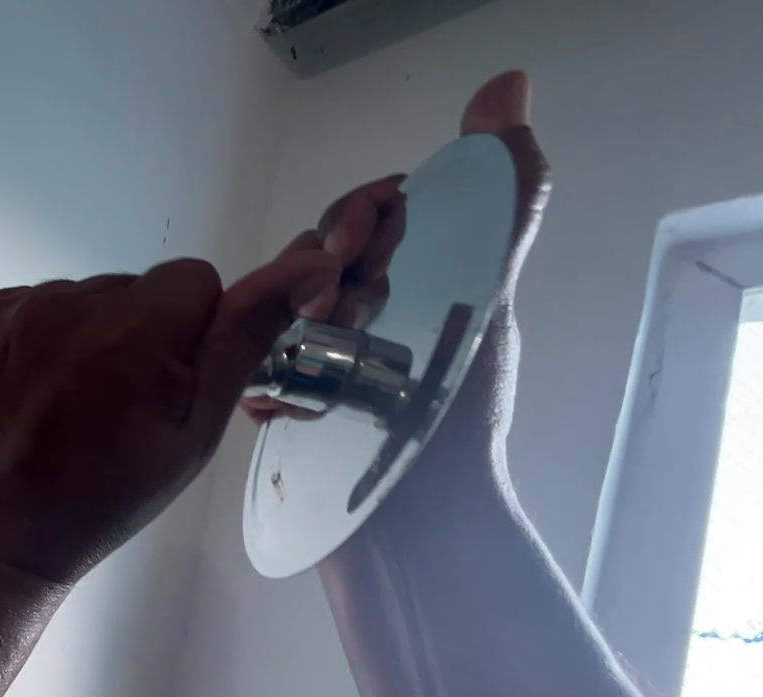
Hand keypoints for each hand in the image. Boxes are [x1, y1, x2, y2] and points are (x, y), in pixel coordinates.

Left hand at [0, 251, 340, 584]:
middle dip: (126, 335)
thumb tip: (308, 263)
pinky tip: (19, 396)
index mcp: (131, 329)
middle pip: (123, 290)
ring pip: (67, 299)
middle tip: (102, 406)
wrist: (0, 536)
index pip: (189, 281)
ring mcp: (1, 315)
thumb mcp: (190, 435)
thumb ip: (240, 343)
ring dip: (72, 339)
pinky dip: (21, 345)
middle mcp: (61, 304)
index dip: (184, 334)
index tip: (157, 385)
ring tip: (56, 407)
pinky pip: (14, 312)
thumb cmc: (104, 497)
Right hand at [245, 71, 551, 494]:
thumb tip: (506, 91)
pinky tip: (263, 401)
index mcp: (424, 291)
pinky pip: (257, 374)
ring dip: (274, 323)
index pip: (374, 222)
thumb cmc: (445, 428)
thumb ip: (499, 205)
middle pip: (318, 268)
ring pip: (280, 317)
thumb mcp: (482, 306)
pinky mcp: (295, 413)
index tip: (356, 244)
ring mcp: (331, 371)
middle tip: (326, 308)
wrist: (405, 538)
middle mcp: (377, 325)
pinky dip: (256, 379)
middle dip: (314, 273)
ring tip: (289, 355)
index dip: (360, 216)